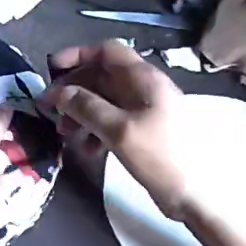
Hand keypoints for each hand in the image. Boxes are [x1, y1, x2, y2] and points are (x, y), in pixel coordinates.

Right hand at [41, 41, 195, 218]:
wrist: (194, 195)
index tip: (51, 71)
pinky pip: (115, 121)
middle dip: (75, 90)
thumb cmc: (159, 156)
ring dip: (82, 113)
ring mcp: (148, 110)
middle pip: (103, 76)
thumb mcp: (118, 130)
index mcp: (144, 79)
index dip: (78, 55)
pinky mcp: (147, 132)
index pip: (107, 51)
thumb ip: (86, 107)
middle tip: (50, 110)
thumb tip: (60, 92)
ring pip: (106, 101)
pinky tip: (88, 150)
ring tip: (65, 134)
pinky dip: (97, 130)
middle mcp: (146, 88)